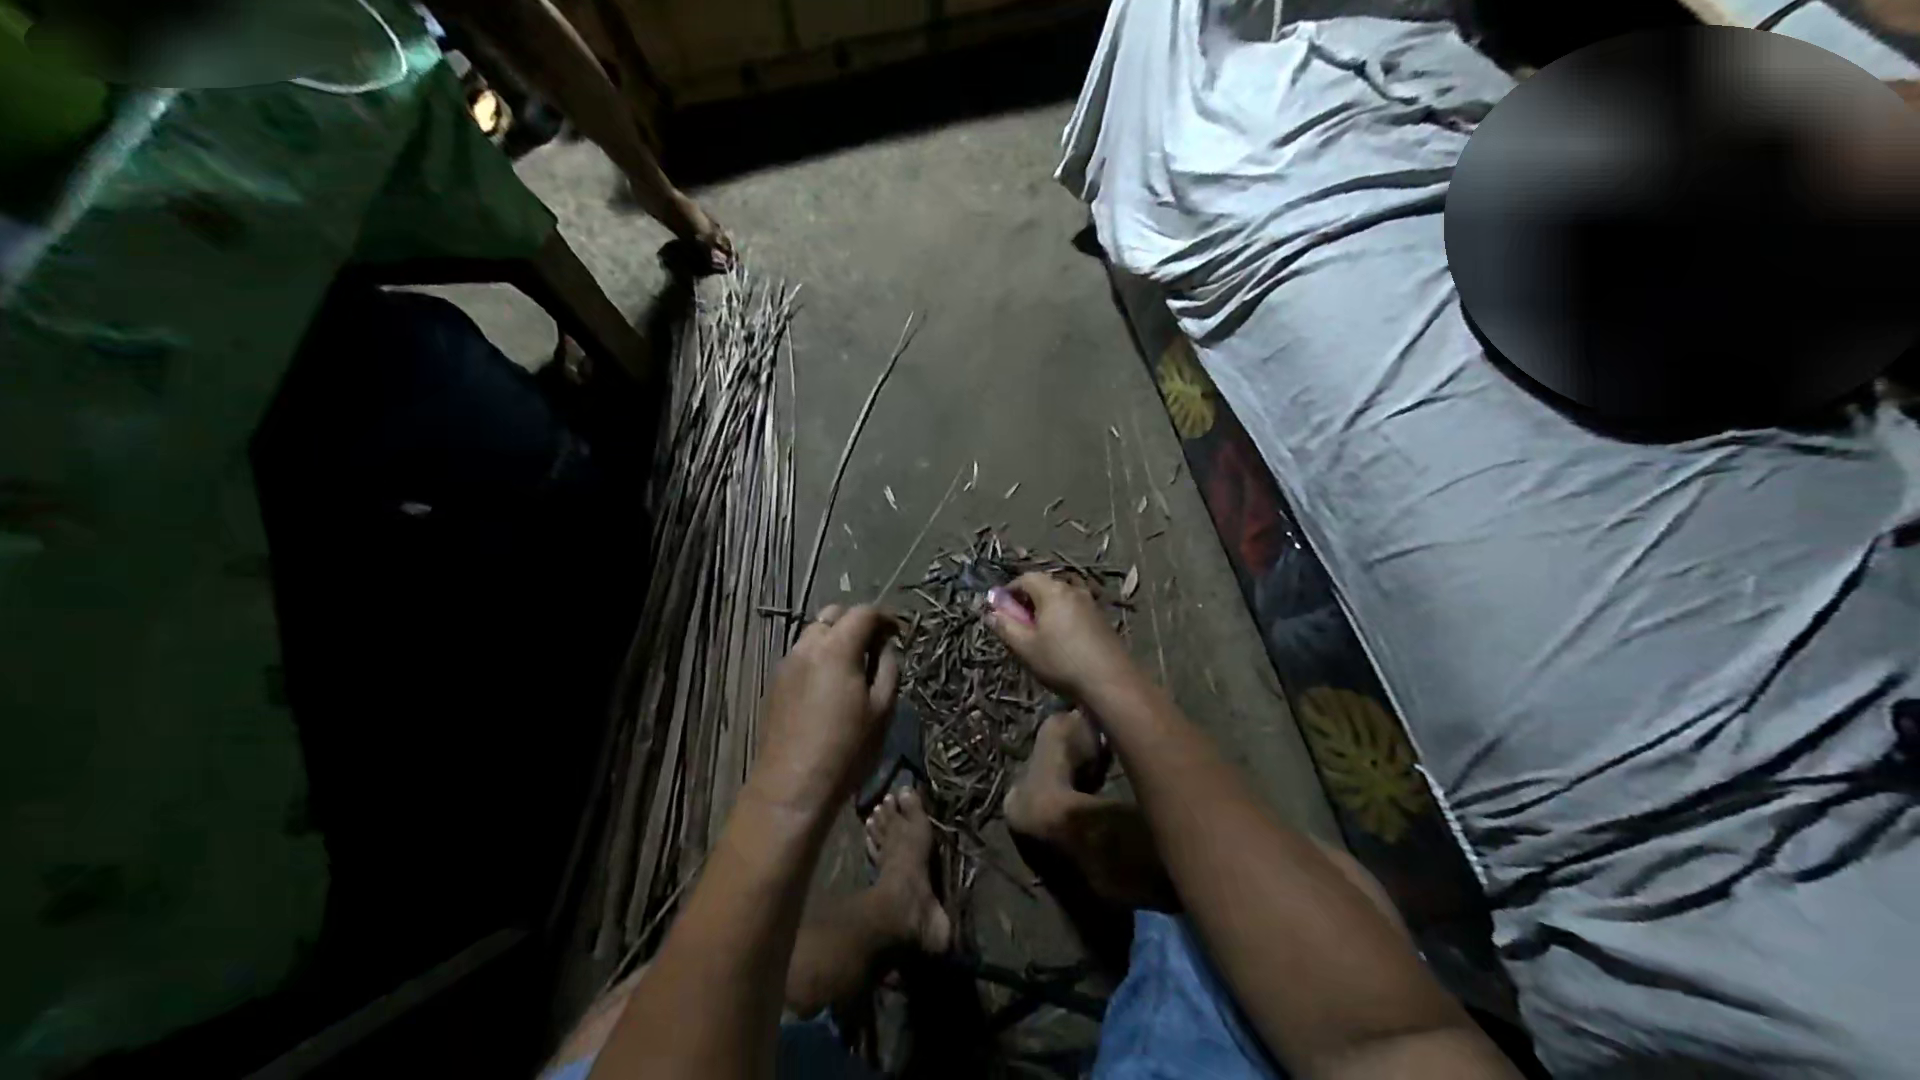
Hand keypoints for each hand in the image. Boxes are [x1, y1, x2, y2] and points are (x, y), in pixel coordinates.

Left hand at [747, 605, 900, 816]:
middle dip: (857, 622)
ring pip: (814, 633)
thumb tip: (884, 647)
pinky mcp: (775, 683)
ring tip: (852, 665)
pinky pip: (801, 655)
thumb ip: (888, 668)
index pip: (863, 613)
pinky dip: (819, 655)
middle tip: (875, 645)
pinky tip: (830, 684)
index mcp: (837, 649)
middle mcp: (807, 647)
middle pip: (833, 615)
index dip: (884, 617)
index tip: (897, 632)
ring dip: (836, 638)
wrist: (792, 786)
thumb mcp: (882, 709)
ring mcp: (786, 664)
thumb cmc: (846, 749)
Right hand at [986, 572, 1135, 696]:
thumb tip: (990, 613)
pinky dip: (1061, 616)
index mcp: (1052, 591)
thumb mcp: (1025, 647)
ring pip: (1060, 598)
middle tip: (1017, 622)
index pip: (1026, 578)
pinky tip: (1060, 640)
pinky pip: (1074, 609)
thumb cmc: (1061, 661)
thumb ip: (1005, 626)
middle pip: (1044, 585)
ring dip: (1045, 609)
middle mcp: (1073, 590)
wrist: (1111, 681)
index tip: (1000, 607)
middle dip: (1027, 599)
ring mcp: (1090, 604)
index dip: (1009, 590)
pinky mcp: (1101, 619)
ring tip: (1038, 633)